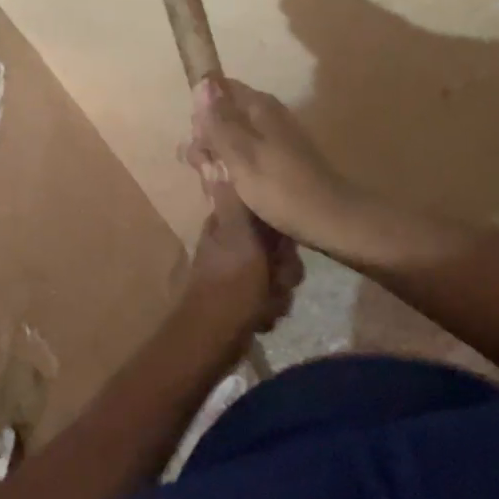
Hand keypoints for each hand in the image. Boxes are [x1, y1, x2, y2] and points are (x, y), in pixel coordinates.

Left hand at [181, 178, 303, 339]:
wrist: (213, 339)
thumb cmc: (230, 285)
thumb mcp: (237, 236)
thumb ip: (233, 202)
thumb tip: (220, 159)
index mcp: (228, 225)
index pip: (268, 213)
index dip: (283, 230)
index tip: (285, 246)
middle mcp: (234, 245)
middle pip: (279, 247)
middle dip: (284, 268)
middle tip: (275, 279)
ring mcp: (239, 273)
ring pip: (280, 274)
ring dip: (279, 292)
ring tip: (267, 303)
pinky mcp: (245, 299)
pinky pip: (273, 297)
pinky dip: (270, 308)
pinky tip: (262, 317)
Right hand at [183, 77, 362, 250]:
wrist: (329, 220)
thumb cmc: (280, 188)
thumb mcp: (241, 154)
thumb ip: (219, 121)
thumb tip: (202, 83)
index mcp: (259, 107)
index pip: (220, 90)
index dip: (202, 112)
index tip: (197, 140)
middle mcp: (269, 115)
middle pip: (225, 115)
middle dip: (207, 139)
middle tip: (204, 168)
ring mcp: (277, 138)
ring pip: (234, 138)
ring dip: (219, 158)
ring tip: (215, 184)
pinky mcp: (281, 161)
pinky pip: (247, 156)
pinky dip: (235, 169)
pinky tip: (232, 189)